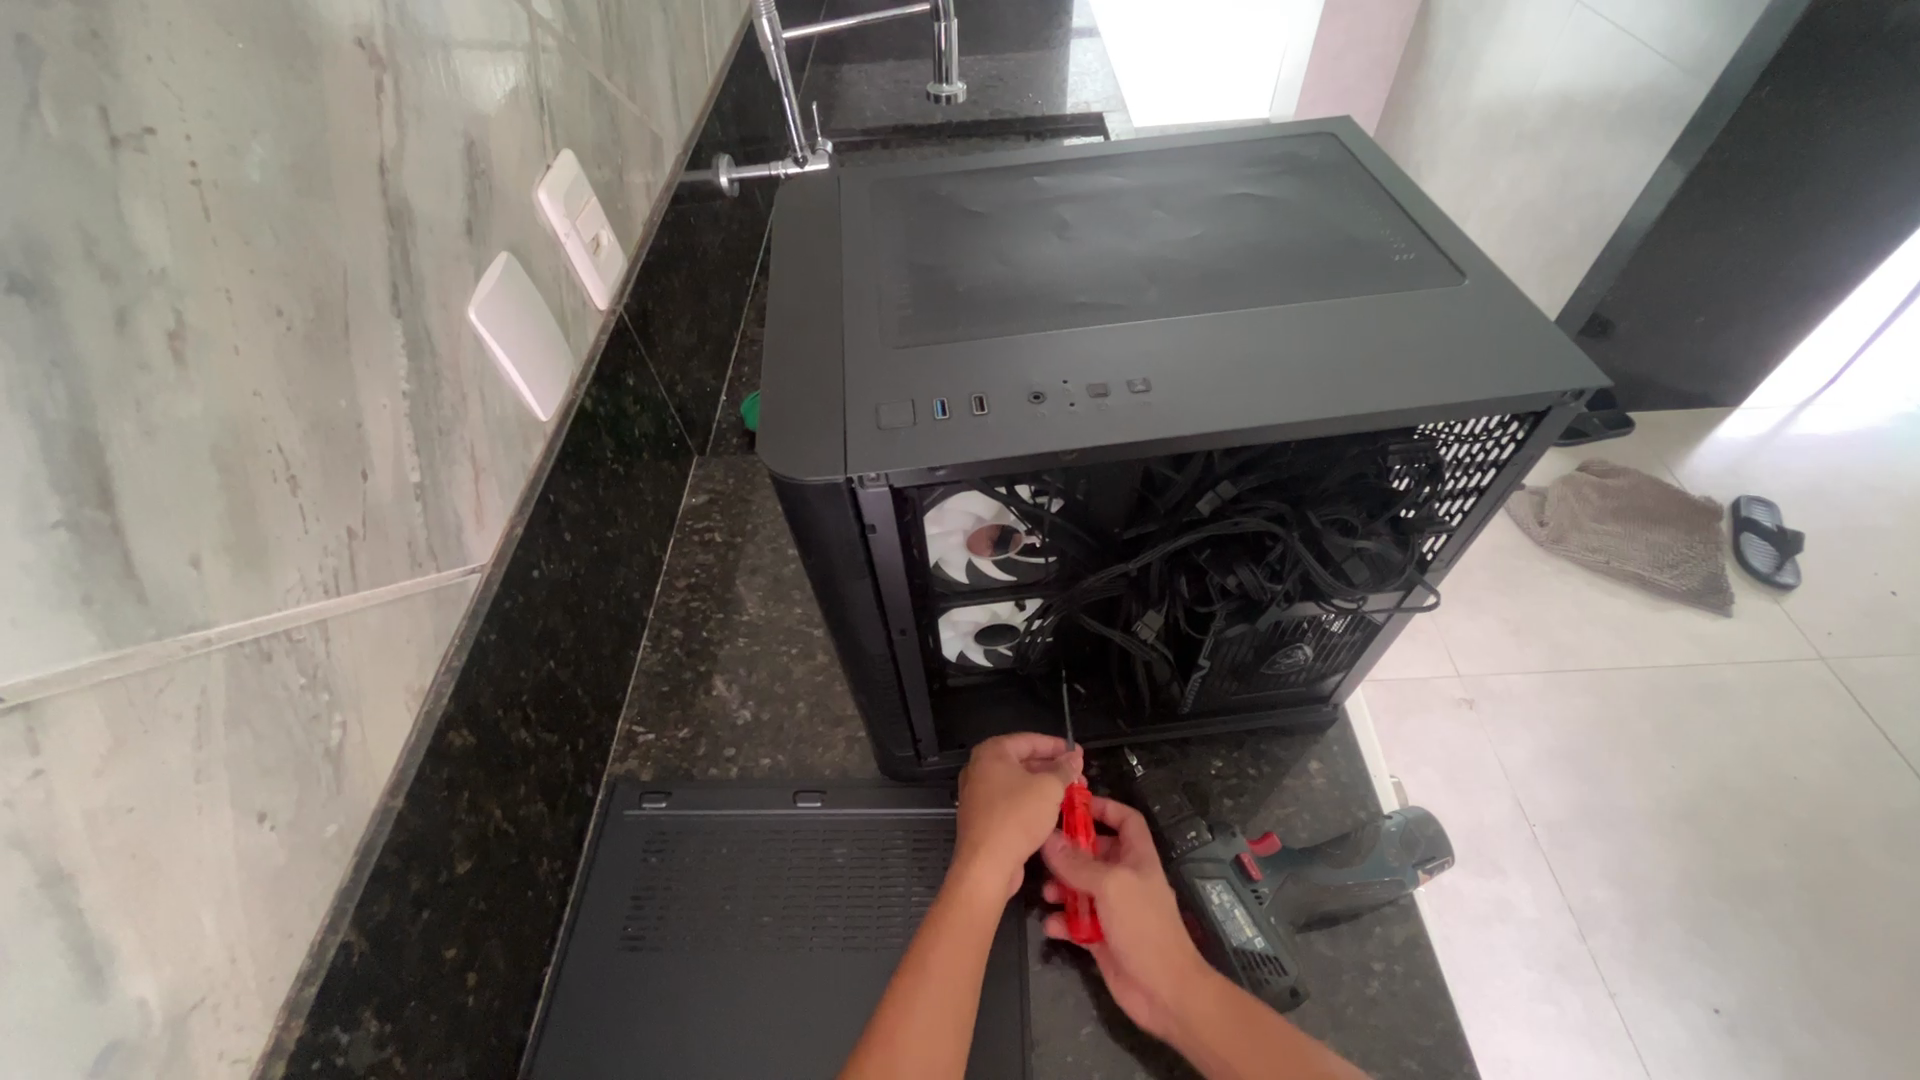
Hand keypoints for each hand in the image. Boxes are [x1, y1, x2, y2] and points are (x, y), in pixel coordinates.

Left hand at [953, 733, 1082, 899]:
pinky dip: (1031, 802)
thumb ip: (1064, 769)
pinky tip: (1052, 811)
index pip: (1029, 740)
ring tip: (1071, 793)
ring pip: (1018, 783)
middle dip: (1053, 768)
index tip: (1077, 752)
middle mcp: (980, 769)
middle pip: (1023, 761)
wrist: (986, 864)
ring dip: (1044, 787)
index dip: (1056, 745)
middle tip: (1078, 775)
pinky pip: (1011, 802)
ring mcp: (978, 794)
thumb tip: (1074, 758)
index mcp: (991, 753)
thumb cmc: (1017, 816)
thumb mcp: (1049, 788)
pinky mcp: (982, 817)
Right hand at [1041, 795, 1214, 1040]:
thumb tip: (1048, 838)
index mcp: (1138, 858)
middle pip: (1095, 853)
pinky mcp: (1102, 937)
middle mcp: (1125, 878)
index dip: (1104, 808)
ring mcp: (1114, 909)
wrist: (1164, 991)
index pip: (1126, 820)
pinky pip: (1076, 921)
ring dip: (1061, 889)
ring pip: (1081, 888)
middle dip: (1069, 853)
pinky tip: (1051, 925)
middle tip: (1043, 854)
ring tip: (1046, 894)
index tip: (1073, 805)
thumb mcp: (1110, 885)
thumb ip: (1077, 863)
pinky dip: (1062, 922)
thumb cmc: (1144, 926)